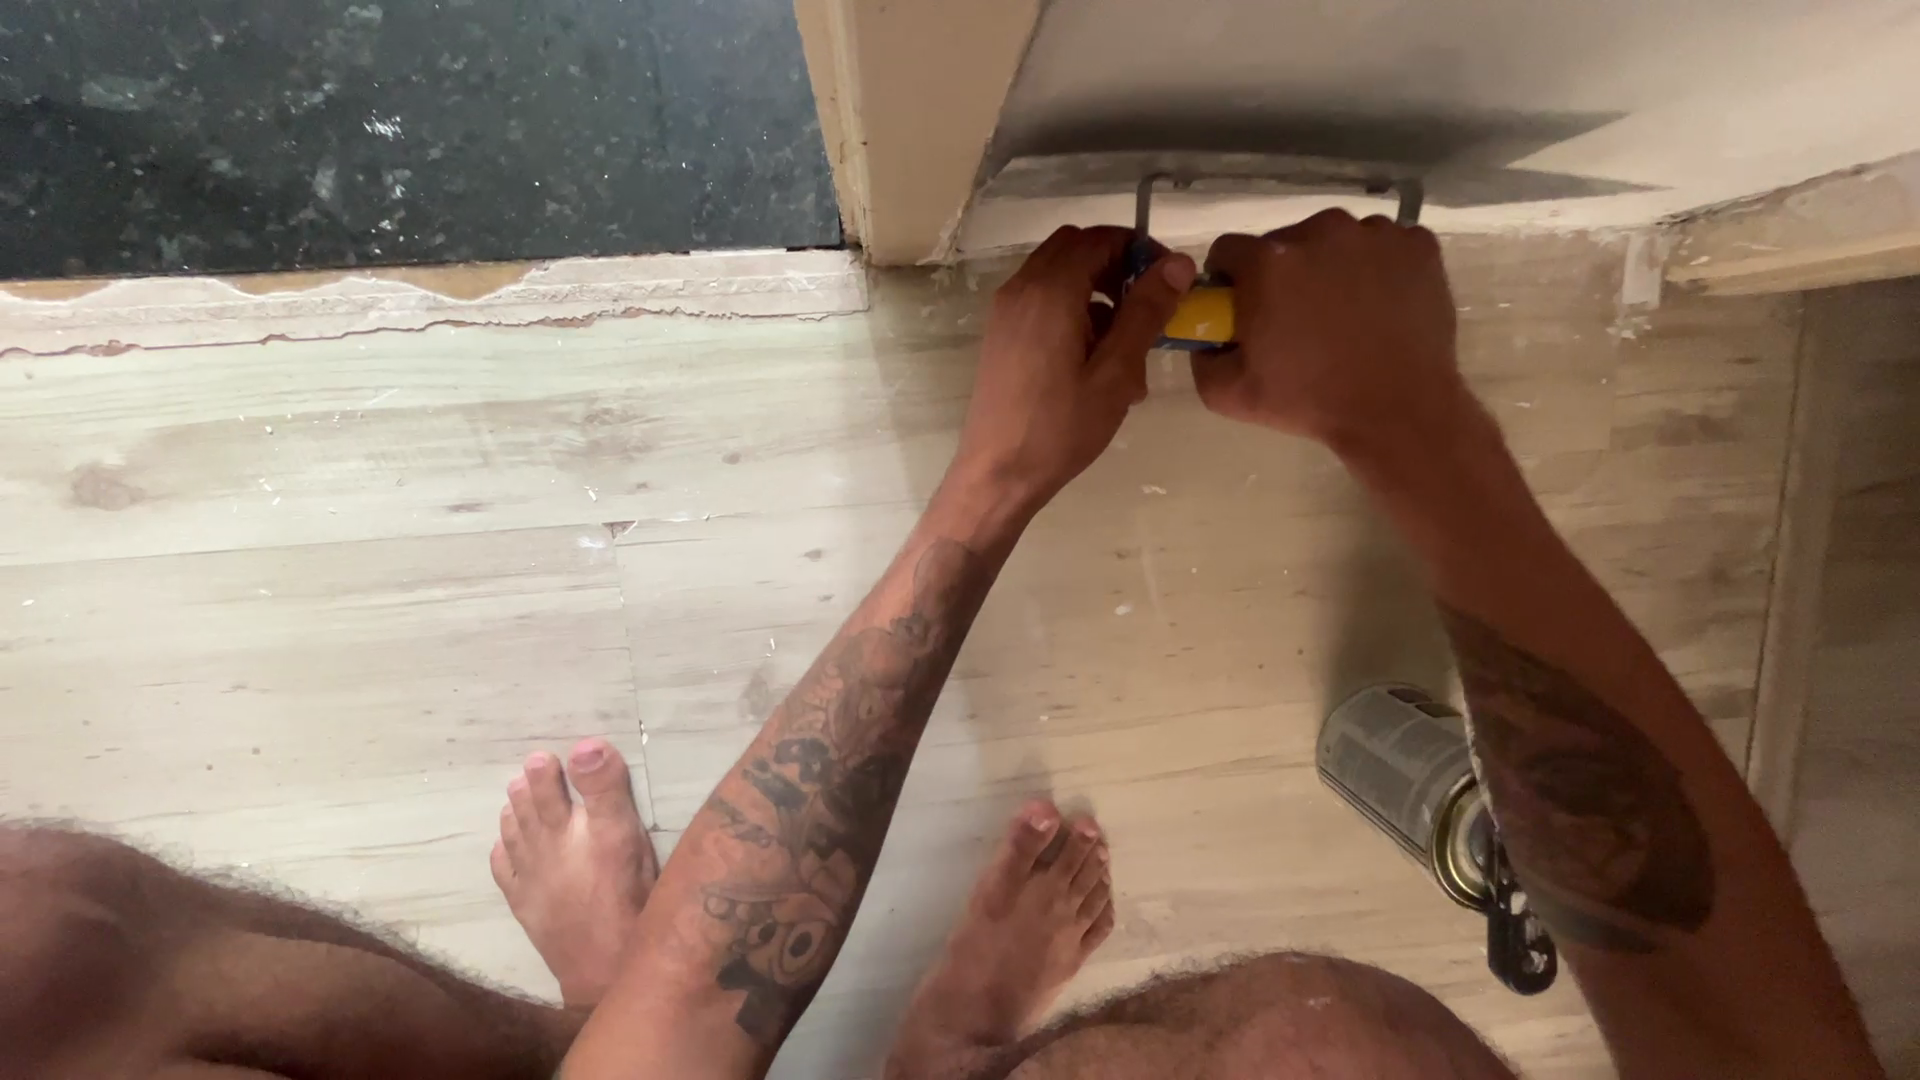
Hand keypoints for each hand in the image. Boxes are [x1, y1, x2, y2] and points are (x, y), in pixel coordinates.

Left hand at [948, 225, 1195, 509]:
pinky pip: (1042, 307)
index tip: (1168, 283)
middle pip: (1075, 251)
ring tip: (1127, 352)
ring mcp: (1005, 314)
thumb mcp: (1114, 373)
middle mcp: (1020, 290)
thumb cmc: (1059, 430)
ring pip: (1059, 279)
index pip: (1099, 239)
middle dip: (1116, 270)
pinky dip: (1072, 316)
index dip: (1139, 250)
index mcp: (1049, 292)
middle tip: (1147, 310)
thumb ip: (1145, 312)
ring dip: (1096, 297)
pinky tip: (1095, 366)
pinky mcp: (1001, 338)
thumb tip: (1177, 263)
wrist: (996, 475)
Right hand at [1191, 209, 1471, 459]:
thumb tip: (1207, 333)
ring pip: (1333, 242)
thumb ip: (1201, 355)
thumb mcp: (1225, 394)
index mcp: (1268, 262)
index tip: (1240, 310)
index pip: (1227, 250)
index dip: (1227, 281)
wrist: (1397, 410)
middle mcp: (1320, 231)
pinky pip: (1380, 247)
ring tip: (1339, 317)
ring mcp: (1375, 234)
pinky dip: (1373, 270)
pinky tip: (1375, 309)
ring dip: (1327, 269)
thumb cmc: (1307, 401)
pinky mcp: (1418, 243)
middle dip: (1279, 276)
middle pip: (1282, 243)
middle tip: (1292, 322)